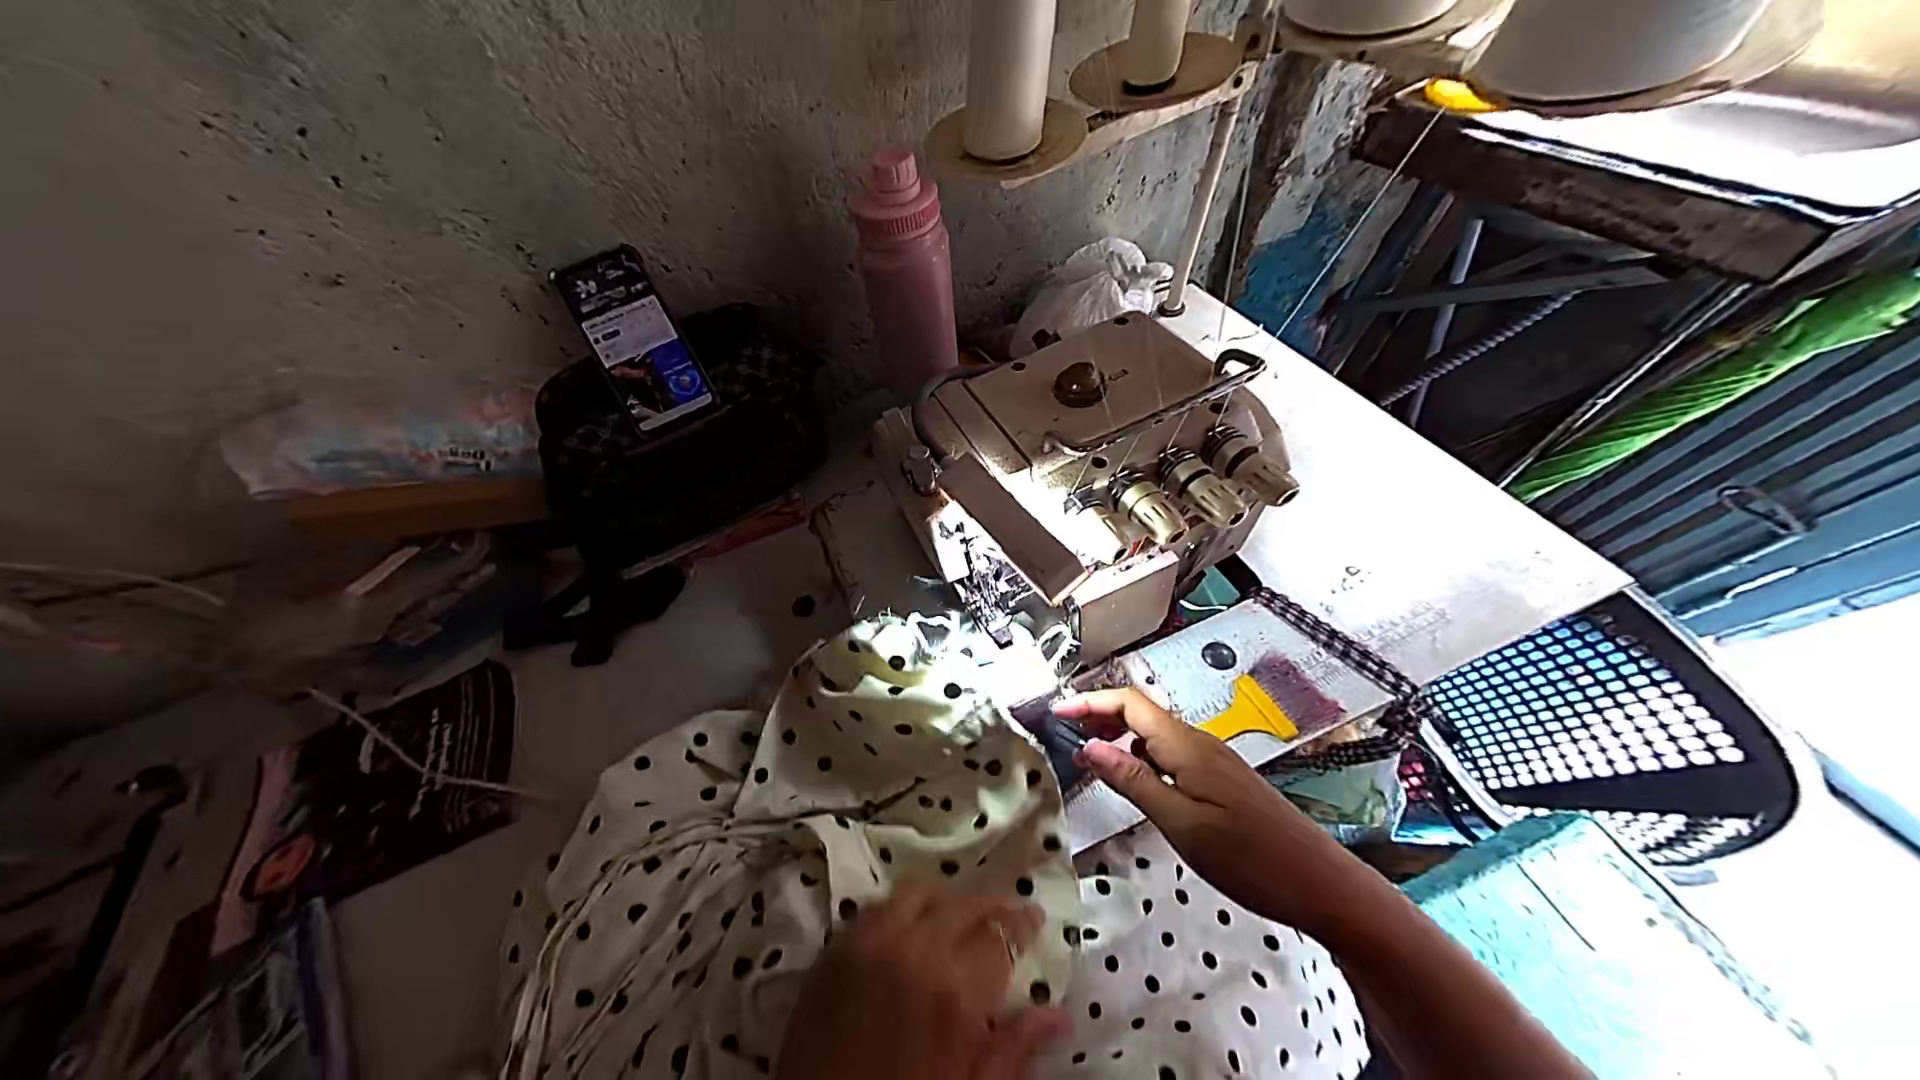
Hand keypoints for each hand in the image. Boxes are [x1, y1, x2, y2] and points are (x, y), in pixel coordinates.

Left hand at [775, 880, 1068, 1079]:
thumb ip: (1013, 1050)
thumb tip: (1058, 1015)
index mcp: (955, 993)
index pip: (1000, 934)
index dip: (1021, 922)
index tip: (1033, 917)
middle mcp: (915, 952)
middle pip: (963, 905)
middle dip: (989, 906)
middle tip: (1003, 914)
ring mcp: (870, 943)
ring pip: (919, 892)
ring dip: (946, 899)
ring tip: (957, 915)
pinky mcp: (836, 947)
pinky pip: (878, 905)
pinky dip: (902, 905)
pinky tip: (911, 923)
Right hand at [1054, 688, 1376, 934]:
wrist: (1320, 883)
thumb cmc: (1249, 857)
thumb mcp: (1180, 822)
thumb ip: (1132, 780)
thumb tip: (1089, 747)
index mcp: (1185, 745)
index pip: (1128, 702)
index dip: (1089, 702)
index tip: (1057, 715)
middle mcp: (1199, 742)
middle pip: (1140, 713)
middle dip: (1100, 717)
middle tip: (1068, 738)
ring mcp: (1212, 760)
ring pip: (1154, 734)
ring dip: (1120, 738)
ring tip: (1093, 761)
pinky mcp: (1221, 779)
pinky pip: (1171, 754)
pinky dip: (1142, 758)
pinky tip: (1136, 783)